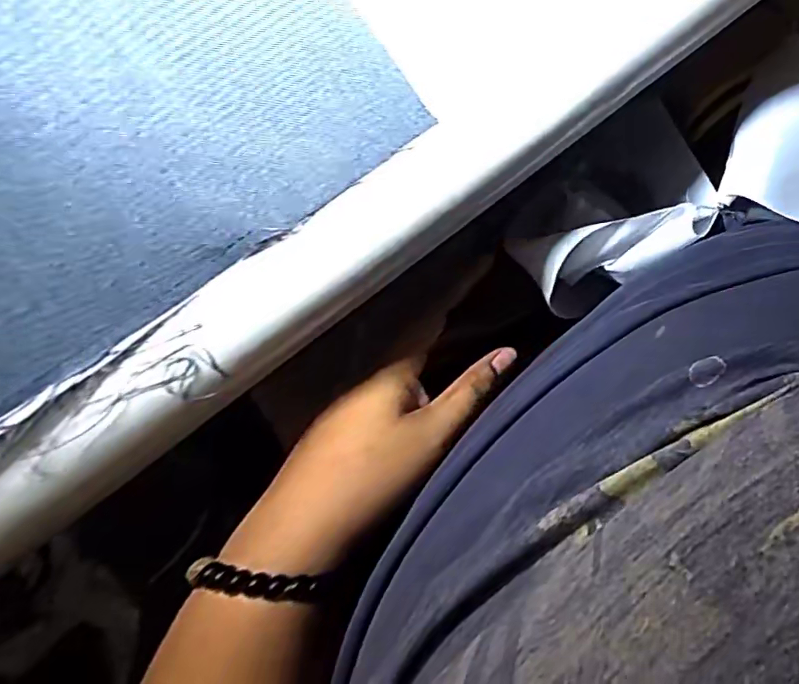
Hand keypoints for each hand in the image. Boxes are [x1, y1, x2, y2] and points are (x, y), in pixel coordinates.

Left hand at [220, 262, 513, 574]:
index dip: (461, 285)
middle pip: (415, 332)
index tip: (484, 256)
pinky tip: (429, 372)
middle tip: (482, 285)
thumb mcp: (434, 433)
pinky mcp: (341, 425)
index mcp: (389, 370)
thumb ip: (472, 389)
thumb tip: (508, 350)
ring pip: (402, 356)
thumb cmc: (371, 478)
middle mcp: (366, 376)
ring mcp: (348, 402)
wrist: (290, 540)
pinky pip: (391, 375)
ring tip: (464, 321)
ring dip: (434, 336)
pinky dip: (420, 360)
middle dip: (449, 308)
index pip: (433, 315)